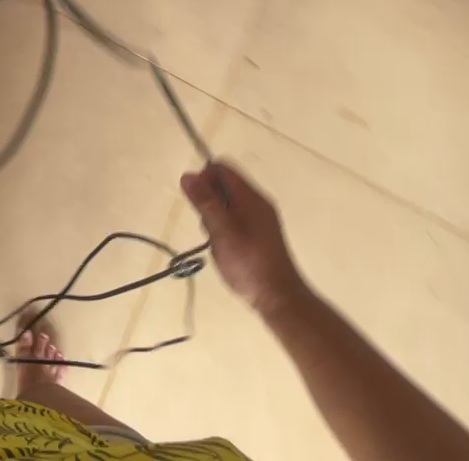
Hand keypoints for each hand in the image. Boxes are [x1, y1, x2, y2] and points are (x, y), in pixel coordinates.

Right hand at [182, 162, 308, 318]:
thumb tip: (187, 175)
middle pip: (224, 183)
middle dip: (207, 199)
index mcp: (251, 197)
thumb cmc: (249, 264)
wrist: (280, 299)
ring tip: (215, 240)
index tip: (196, 202)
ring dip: (214, 215)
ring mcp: (260, 218)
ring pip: (227, 202)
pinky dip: (223, 226)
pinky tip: (224, 247)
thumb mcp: (222, 232)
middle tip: (206, 226)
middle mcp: (257, 202)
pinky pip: (235, 217)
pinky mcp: (259, 233)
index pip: (222, 168)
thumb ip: (205, 202)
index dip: (203, 178)